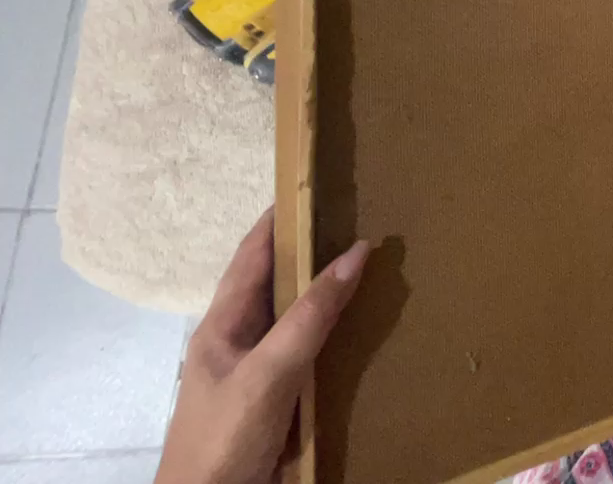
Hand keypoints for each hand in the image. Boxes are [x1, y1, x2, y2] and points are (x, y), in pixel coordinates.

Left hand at [156, 209, 369, 483]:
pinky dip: (344, 321)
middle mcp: (241, 340)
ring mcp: (261, 367)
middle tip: (362, 216)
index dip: (275, 222)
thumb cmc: (226, 436)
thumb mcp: (270, 371)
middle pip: (279, 282)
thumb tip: (358, 248)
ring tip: (378, 259)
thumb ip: (312, 313)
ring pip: (301, 312)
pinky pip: (318, 342)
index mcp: (222, 328)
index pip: (250, 259)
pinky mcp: (284, 390)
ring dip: (334, 286)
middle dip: (315, 248)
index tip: (309, 187)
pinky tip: (371, 318)